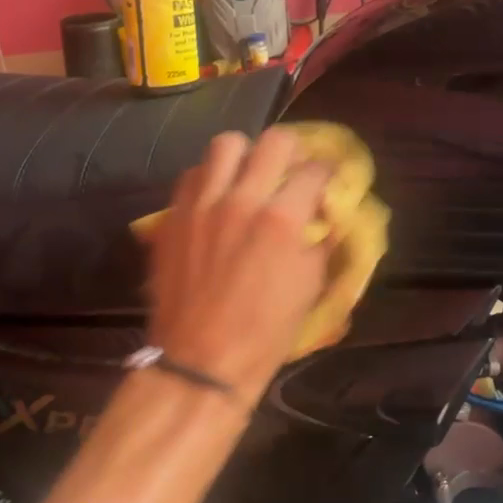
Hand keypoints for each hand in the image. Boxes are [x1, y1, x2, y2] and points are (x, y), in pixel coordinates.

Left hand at [144, 130, 334, 403]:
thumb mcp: (309, 288)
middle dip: (293, 149)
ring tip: (249, 173)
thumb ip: (320, 243)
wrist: (199, 361)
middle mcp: (242, 200)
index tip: (328, 178)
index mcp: (281, 220)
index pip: (315, 171)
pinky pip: (193, 174)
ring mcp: (202, 204)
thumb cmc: (264, 333)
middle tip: (293, 166)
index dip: (328, 171)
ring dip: (245, 154)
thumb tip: (326, 219)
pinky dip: (210, 178)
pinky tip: (216, 196)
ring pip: (226, 145)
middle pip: (274, 141)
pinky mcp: (174, 215)